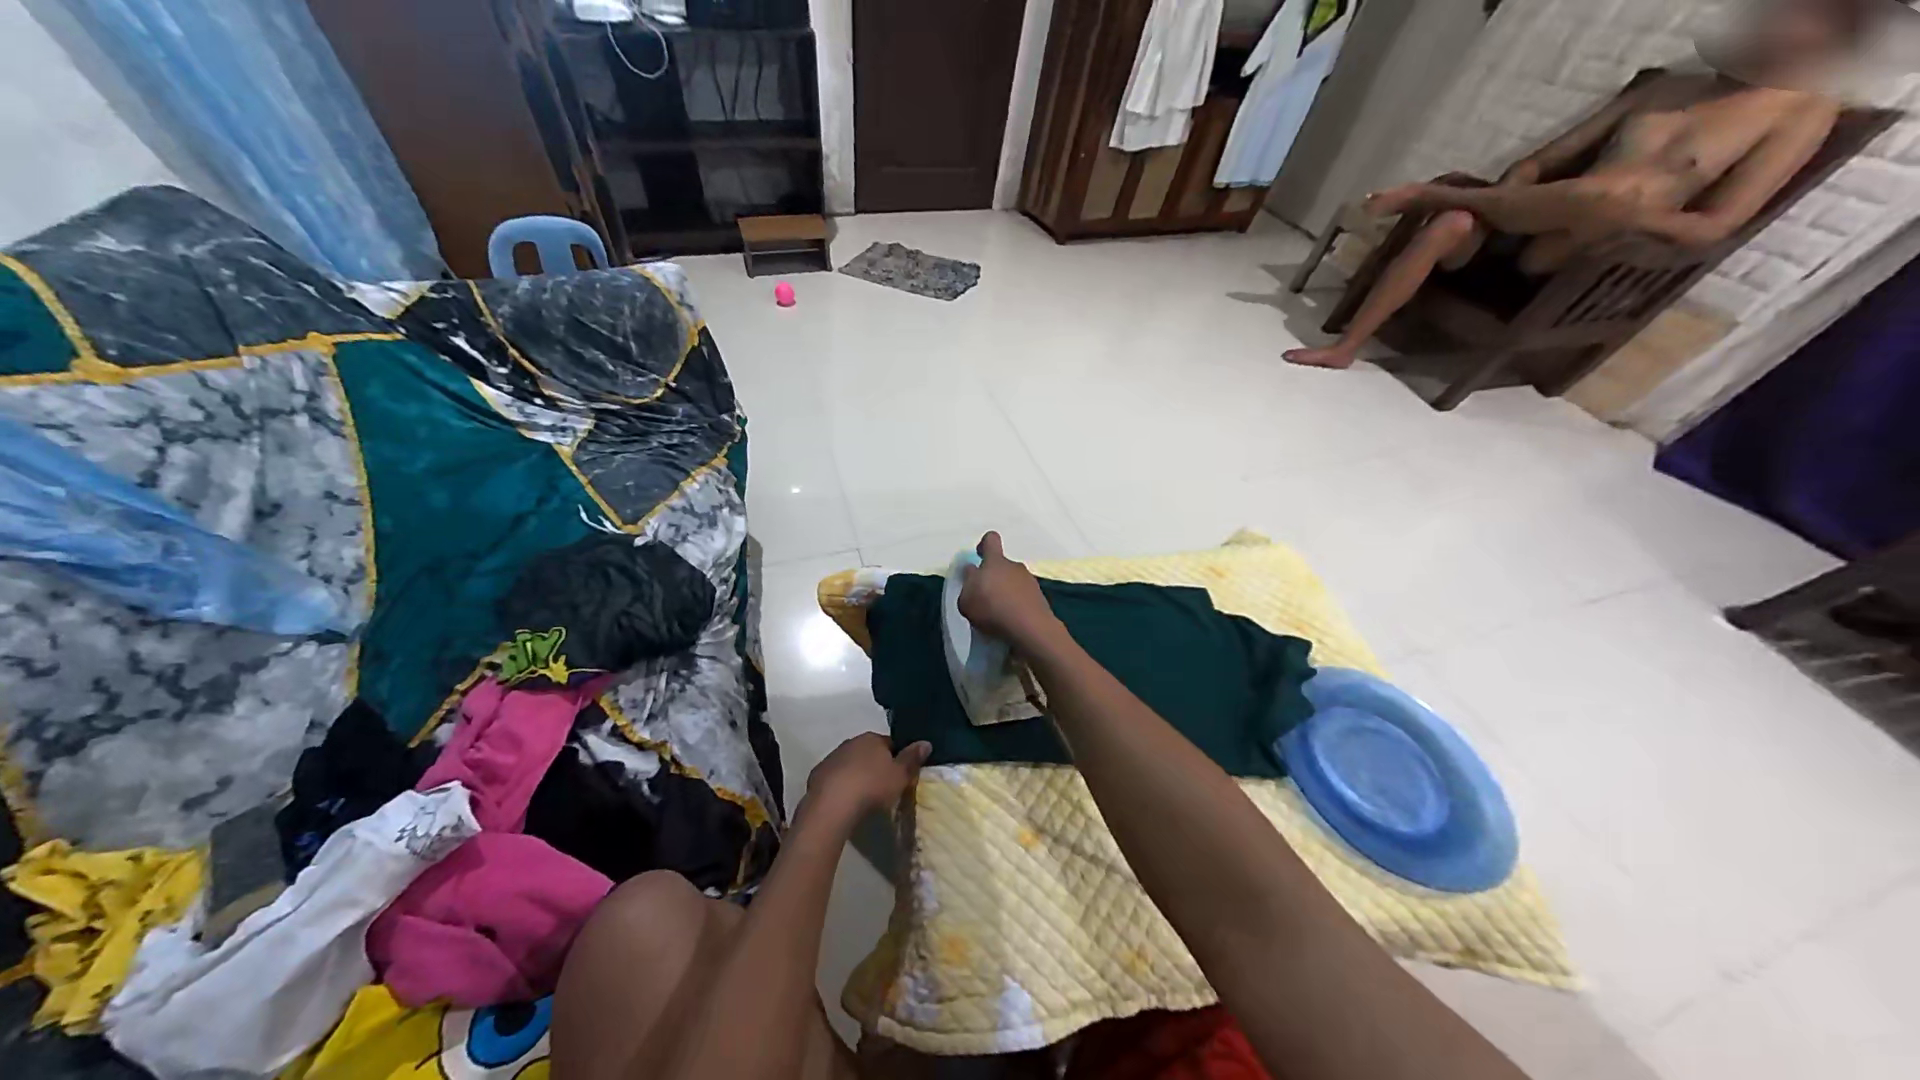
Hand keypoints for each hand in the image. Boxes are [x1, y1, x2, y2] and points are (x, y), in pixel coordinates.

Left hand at [805, 732, 929, 819]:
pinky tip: (845, 801)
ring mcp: (832, 757)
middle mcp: (851, 742)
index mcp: (872, 738)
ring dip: (857, 775)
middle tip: (883, 787)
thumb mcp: (900, 775)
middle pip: (868, 752)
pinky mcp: (817, 774)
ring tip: (863, 797)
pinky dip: (841, 785)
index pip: (890, 743)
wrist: (832, 806)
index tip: (900, 775)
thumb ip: (912, 758)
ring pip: (850, 763)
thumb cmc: (872, 787)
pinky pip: (835, 777)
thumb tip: (925, 742)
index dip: (897, 758)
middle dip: (876, 765)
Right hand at [957, 531, 1066, 651]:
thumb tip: (972, 572)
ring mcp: (1030, 582)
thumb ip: (968, 582)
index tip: (979, 556)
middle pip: (1002, 566)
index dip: (984, 545)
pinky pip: (1023, 598)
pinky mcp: (1040, 599)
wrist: (1029, 628)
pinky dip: (1017, 606)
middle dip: (994, 577)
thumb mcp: (966, 599)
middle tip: (984, 597)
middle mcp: (1015, 566)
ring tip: (997, 613)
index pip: (991, 540)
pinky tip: (1010, 621)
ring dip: (1006, 593)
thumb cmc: (992, 608)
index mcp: (995, 561)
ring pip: (1014, 582)